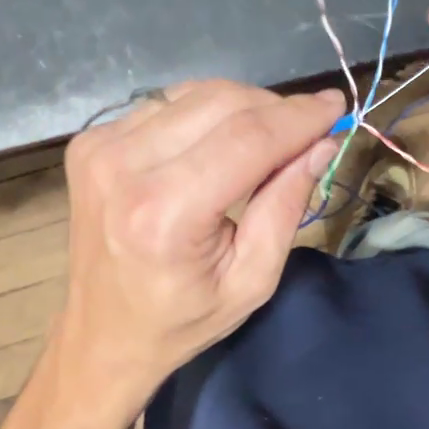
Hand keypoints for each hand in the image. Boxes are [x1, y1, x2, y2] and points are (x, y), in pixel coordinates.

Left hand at [54, 81, 344, 399]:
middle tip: (311, 128)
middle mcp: (125, 167)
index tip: (337, 106)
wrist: (103, 333)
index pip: (247, 139)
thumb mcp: (251, 281)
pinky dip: (206, 114)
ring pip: (195, 95)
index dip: (298, 117)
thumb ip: (285, 209)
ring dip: (244, 107)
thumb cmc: (182, 320)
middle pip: (222, 104)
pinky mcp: (92, 141)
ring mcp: (101, 148)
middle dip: (277, 108)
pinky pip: (167, 104)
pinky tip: (223, 142)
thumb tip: (320, 144)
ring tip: (271, 138)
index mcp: (165, 214)